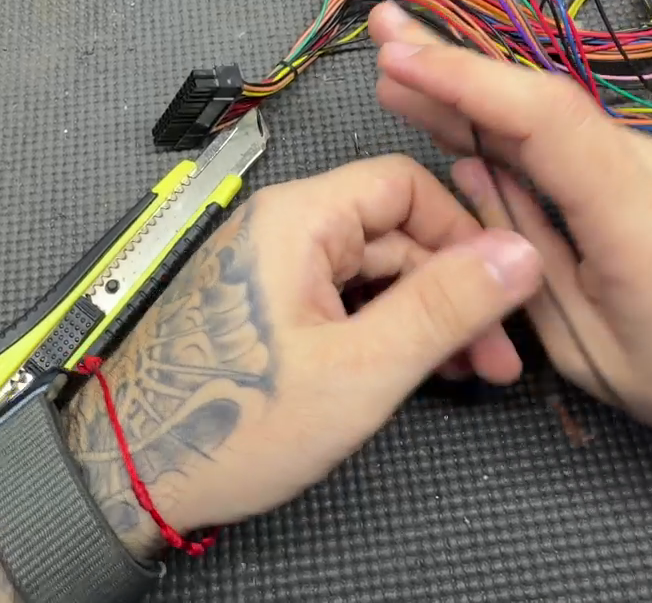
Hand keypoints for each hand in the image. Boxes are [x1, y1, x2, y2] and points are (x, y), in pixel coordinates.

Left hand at [65, 154, 544, 547]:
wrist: (132, 467)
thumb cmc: (236, 417)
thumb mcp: (361, 369)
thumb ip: (445, 306)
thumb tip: (520, 252)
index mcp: (300, 216)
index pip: (405, 184)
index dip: (462, 233)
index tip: (502, 292)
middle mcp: (284, 224)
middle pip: (392, 231)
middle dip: (451, 289)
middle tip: (496, 359)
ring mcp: (273, 262)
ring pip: (371, 268)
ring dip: (422, 314)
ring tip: (464, 373)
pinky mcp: (267, 298)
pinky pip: (340, 294)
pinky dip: (382, 325)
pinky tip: (411, 368)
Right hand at [367, 2, 651, 498]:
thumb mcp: (592, 350)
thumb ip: (525, 253)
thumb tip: (473, 172)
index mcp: (641, 223)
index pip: (545, 120)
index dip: (467, 79)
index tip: (398, 56)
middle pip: (542, 99)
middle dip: (455, 62)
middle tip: (385, 30)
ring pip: (556, 115)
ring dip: (478, 93)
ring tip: (405, 76)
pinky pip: (579, 138)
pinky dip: (517, 125)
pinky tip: (472, 124)